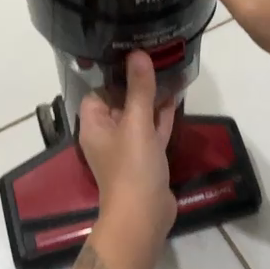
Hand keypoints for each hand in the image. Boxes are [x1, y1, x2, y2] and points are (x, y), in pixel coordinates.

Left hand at [79, 51, 178, 234]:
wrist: (144, 215)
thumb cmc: (132, 166)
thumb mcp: (136, 123)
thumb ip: (139, 89)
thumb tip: (138, 53)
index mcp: (94, 126)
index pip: (97, 92)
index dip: (112, 75)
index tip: (130, 55)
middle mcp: (107, 135)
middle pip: (119, 103)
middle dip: (135, 83)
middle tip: (155, 56)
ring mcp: (128, 148)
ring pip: (138, 116)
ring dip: (151, 98)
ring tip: (168, 71)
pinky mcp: (147, 159)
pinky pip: (152, 131)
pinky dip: (161, 116)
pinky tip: (176, 98)